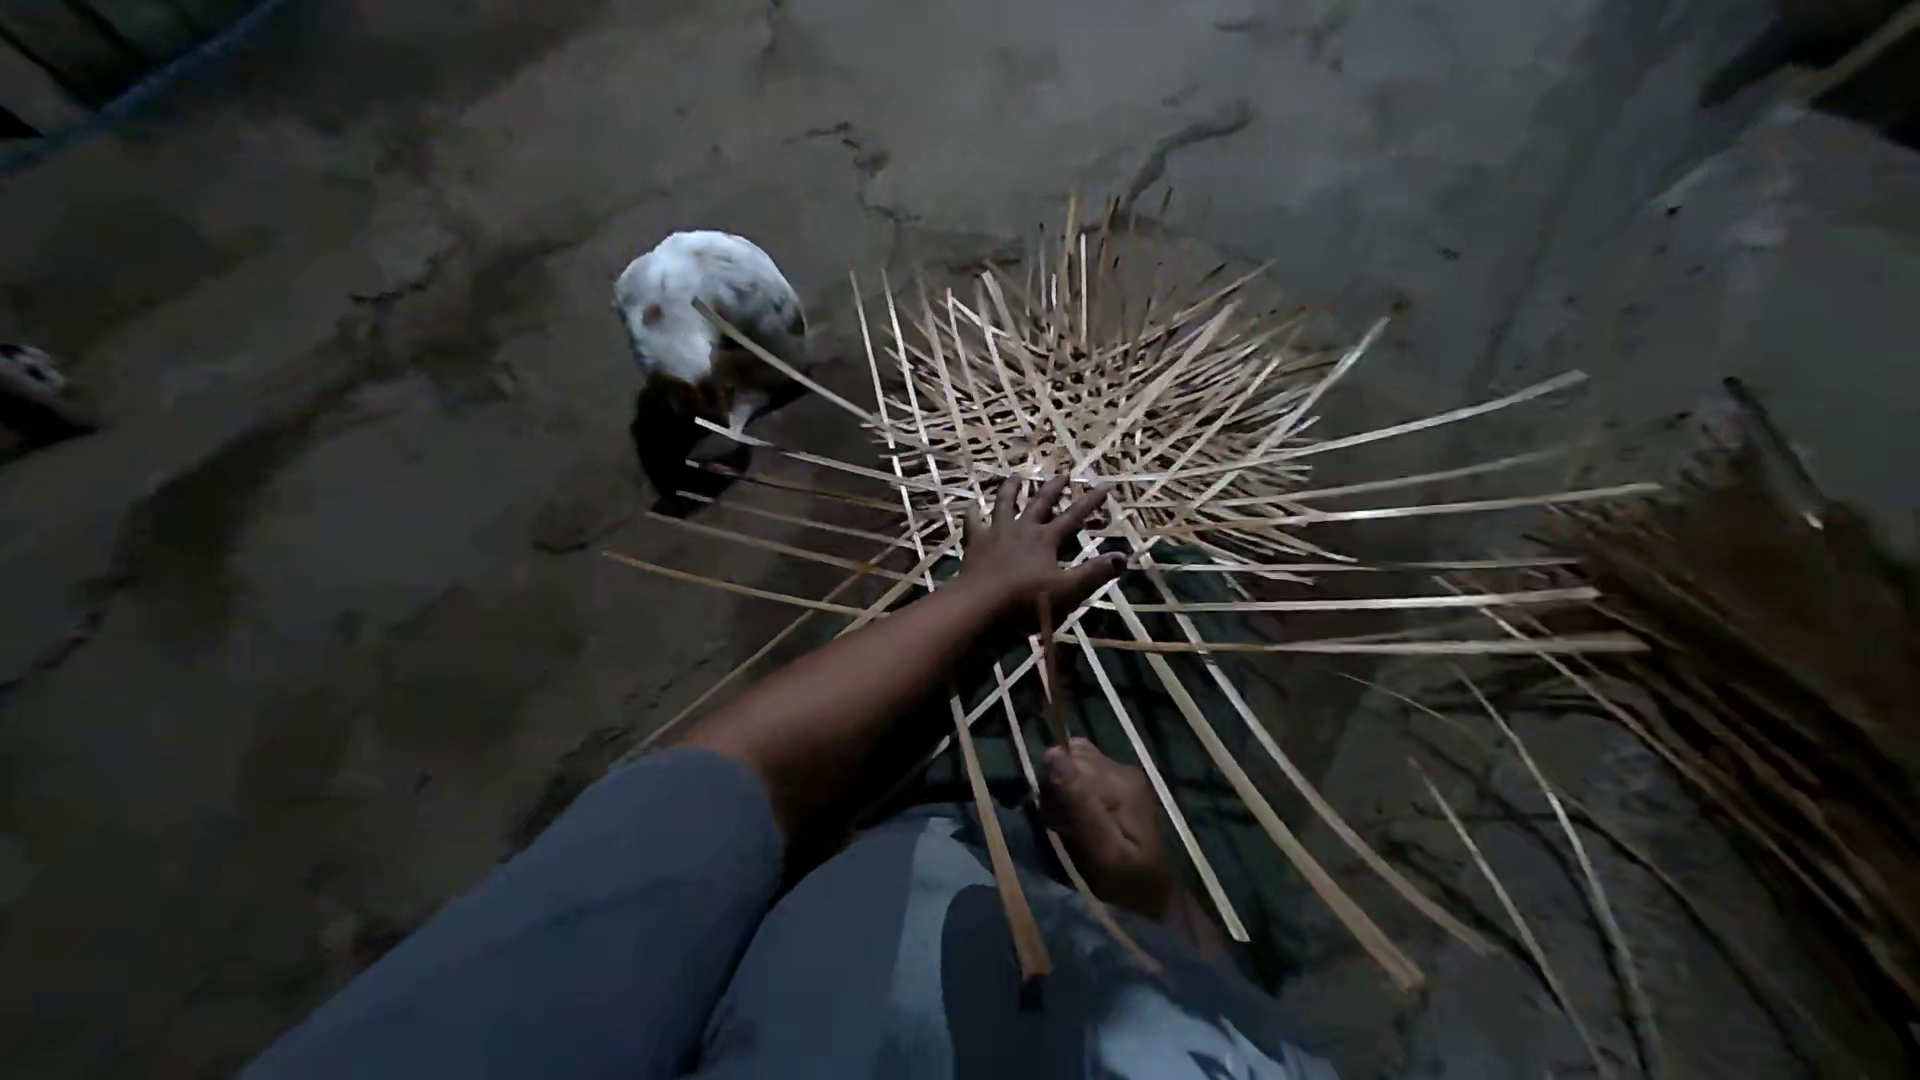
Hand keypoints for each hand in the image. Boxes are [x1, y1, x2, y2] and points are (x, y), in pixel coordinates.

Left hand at [957, 474, 1124, 616]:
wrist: (980, 605)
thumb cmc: (1025, 600)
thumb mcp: (1067, 590)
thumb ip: (1094, 573)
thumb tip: (1123, 556)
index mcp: (1046, 539)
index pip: (1074, 516)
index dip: (1090, 502)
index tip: (1104, 486)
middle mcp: (1022, 529)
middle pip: (1040, 503)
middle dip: (1053, 488)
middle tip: (1063, 473)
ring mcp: (996, 533)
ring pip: (1004, 504)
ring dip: (1011, 489)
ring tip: (1016, 476)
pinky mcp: (975, 543)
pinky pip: (973, 523)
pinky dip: (973, 512)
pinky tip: (972, 504)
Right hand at [1041, 738, 1176, 919]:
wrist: (1157, 896)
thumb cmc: (1127, 879)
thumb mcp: (1102, 849)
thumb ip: (1078, 801)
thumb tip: (1052, 752)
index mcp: (1118, 781)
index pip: (1066, 758)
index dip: (1051, 787)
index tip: (1054, 820)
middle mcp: (1122, 768)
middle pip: (1070, 757)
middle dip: (1057, 788)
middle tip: (1063, 827)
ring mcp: (1123, 773)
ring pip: (1075, 762)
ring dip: (1064, 789)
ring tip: (1071, 823)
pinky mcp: (1121, 783)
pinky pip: (1085, 772)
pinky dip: (1075, 791)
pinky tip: (1081, 818)